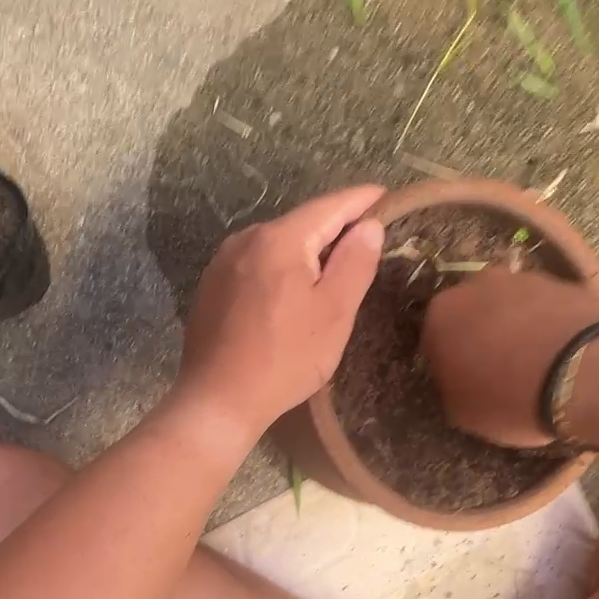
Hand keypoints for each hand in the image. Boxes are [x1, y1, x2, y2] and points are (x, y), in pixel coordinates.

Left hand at [178, 185, 384, 435]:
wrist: (218, 400)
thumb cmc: (284, 359)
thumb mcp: (333, 313)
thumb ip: (355, 263)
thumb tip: (369, 225)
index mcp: (279, 239)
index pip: (330, 206)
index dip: (362, 201)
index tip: (387, 198)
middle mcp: (246, 239)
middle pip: (301, 224)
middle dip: (335, 230)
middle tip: (367, 243)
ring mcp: (223, 263)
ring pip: (277, 246)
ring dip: (306, 254)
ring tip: (332, 273)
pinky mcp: (211, 287)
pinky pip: (256, 266)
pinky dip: (280, 271)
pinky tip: (290, 296)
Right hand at [422, 268, 598, 447]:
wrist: (586, 372)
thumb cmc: (509, 397)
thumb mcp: (462, 412)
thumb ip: (450, 388)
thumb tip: (457, 380)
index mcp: (440, 315)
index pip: (432, 340)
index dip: (447, 365)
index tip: (462, 384)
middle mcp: (476, 285)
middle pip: (472, 314)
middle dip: (480, 337)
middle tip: (496, 371)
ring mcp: (524, 278)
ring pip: (510, 307)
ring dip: (516, 328)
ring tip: (535, 364)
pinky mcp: (567, 281)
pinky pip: (547, 309)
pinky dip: (549, 326)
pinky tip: (561, 355)